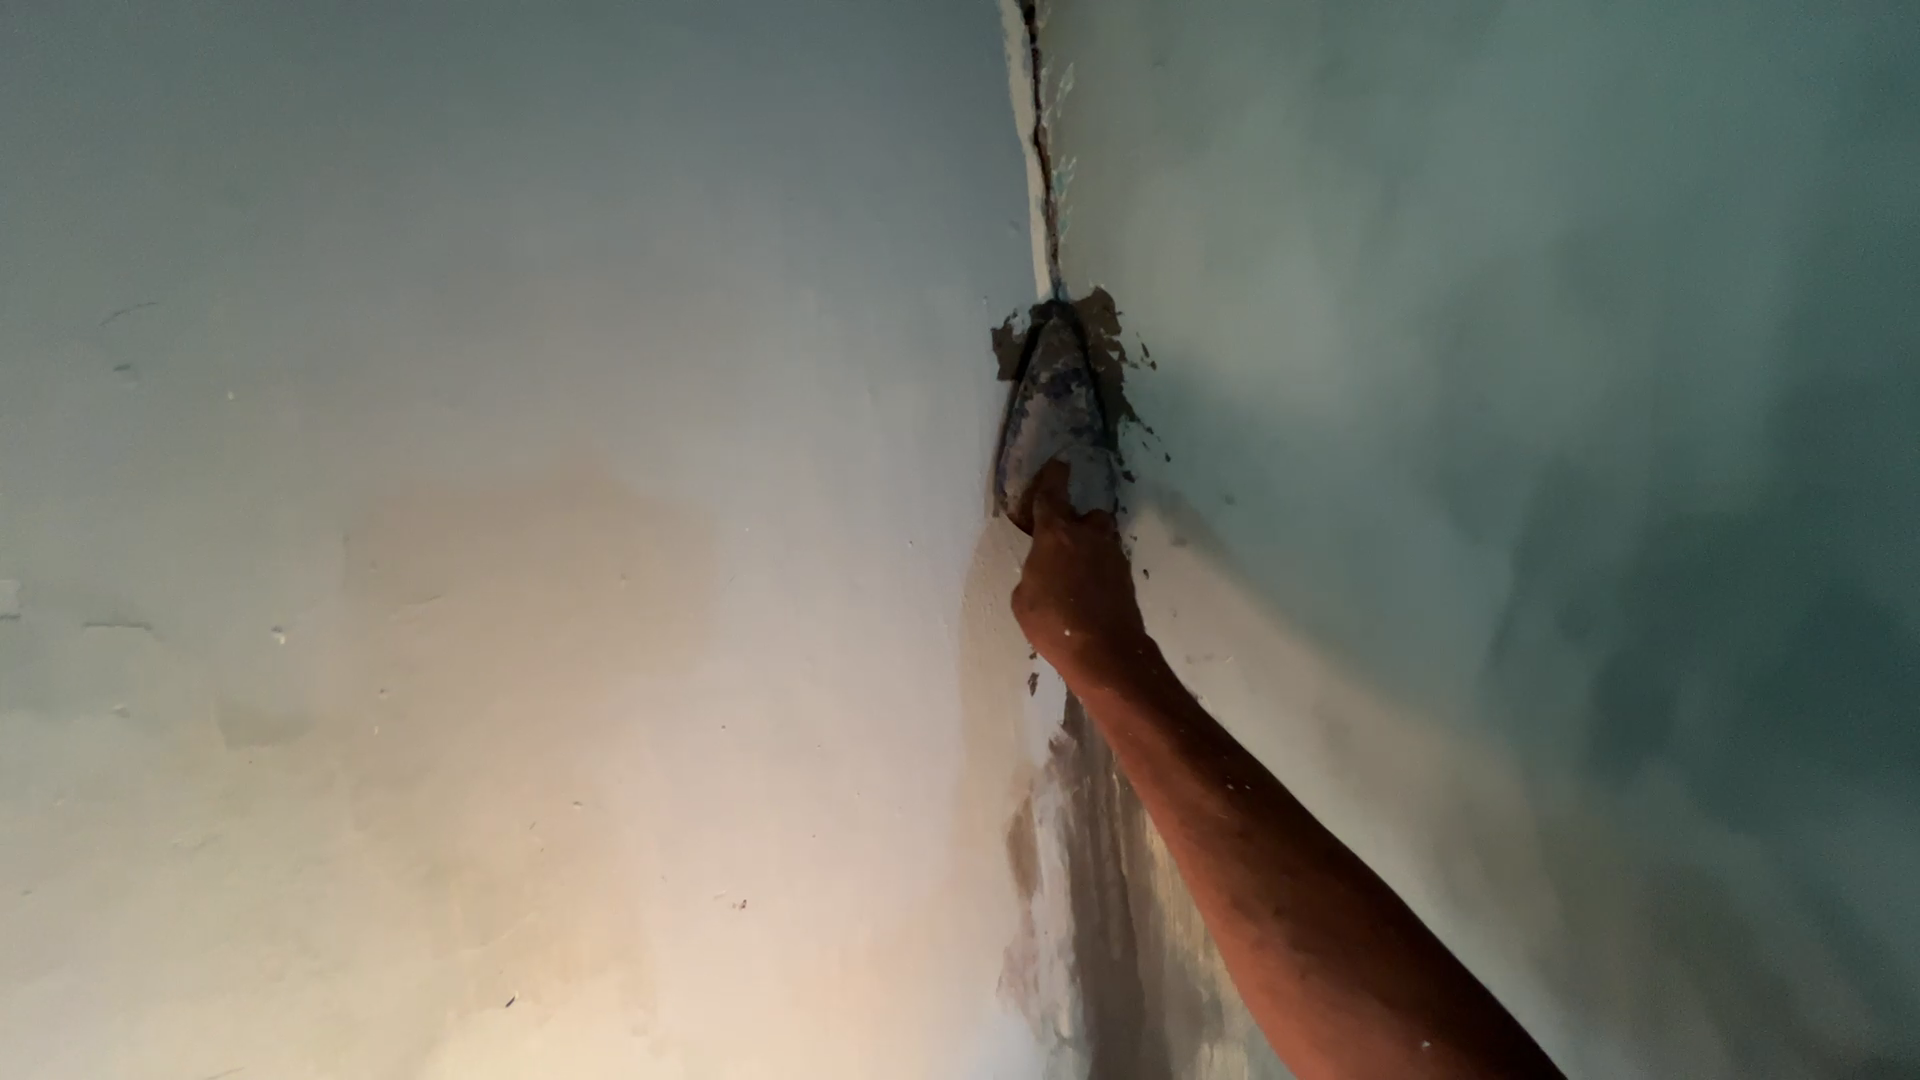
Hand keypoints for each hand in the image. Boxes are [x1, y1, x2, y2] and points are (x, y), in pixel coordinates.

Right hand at [1011, 460, 1155, 683]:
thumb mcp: (1023, 599)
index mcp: (1055, 535)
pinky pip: (1110, 563)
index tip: (1058, 465)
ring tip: (1077, 570)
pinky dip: (1100, 570)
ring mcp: (1112, 557)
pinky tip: (1089, 592)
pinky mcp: (1126, 579)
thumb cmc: (1053, 622)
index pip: (1052, 495)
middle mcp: (1088, 537)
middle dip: (1078, 523)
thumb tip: (1043, 572)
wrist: (1104, 651)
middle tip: (1065, 542)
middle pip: (1088, 516)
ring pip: (1103, 538)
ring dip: (1092, 546)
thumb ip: (1032, 574)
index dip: (1053, 478)